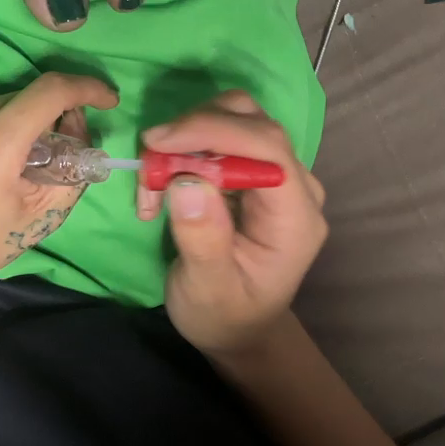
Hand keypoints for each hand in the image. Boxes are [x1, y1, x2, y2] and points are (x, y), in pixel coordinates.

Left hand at [0, 72, 118, 328]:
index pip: (49, 91)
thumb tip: (79, 121)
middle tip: (56, 149)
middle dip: (50, 115)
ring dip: (18, 119)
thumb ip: (75, 162)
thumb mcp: (43, 213)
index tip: (107, 99)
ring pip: (1, 98)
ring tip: (12, 159)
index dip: (86, 88)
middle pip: (26, 96)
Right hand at [138, 90, 328, 358]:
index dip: (213, 131)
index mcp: (295, 217)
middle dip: (194, 130)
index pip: (266, 147)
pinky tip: (162, 183)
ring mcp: (274, 175)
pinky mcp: (251, 171)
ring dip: (185, 135)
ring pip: (234, 117)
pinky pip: (218, 135)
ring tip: (153, 180)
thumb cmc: (224, 315)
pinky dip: (183, 145)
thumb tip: (188, 181)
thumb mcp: (208, 289)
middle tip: (149, 161)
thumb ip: (202, 239)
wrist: (238, 329)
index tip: (158, 143)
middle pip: (252, 122)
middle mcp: (294, 185)